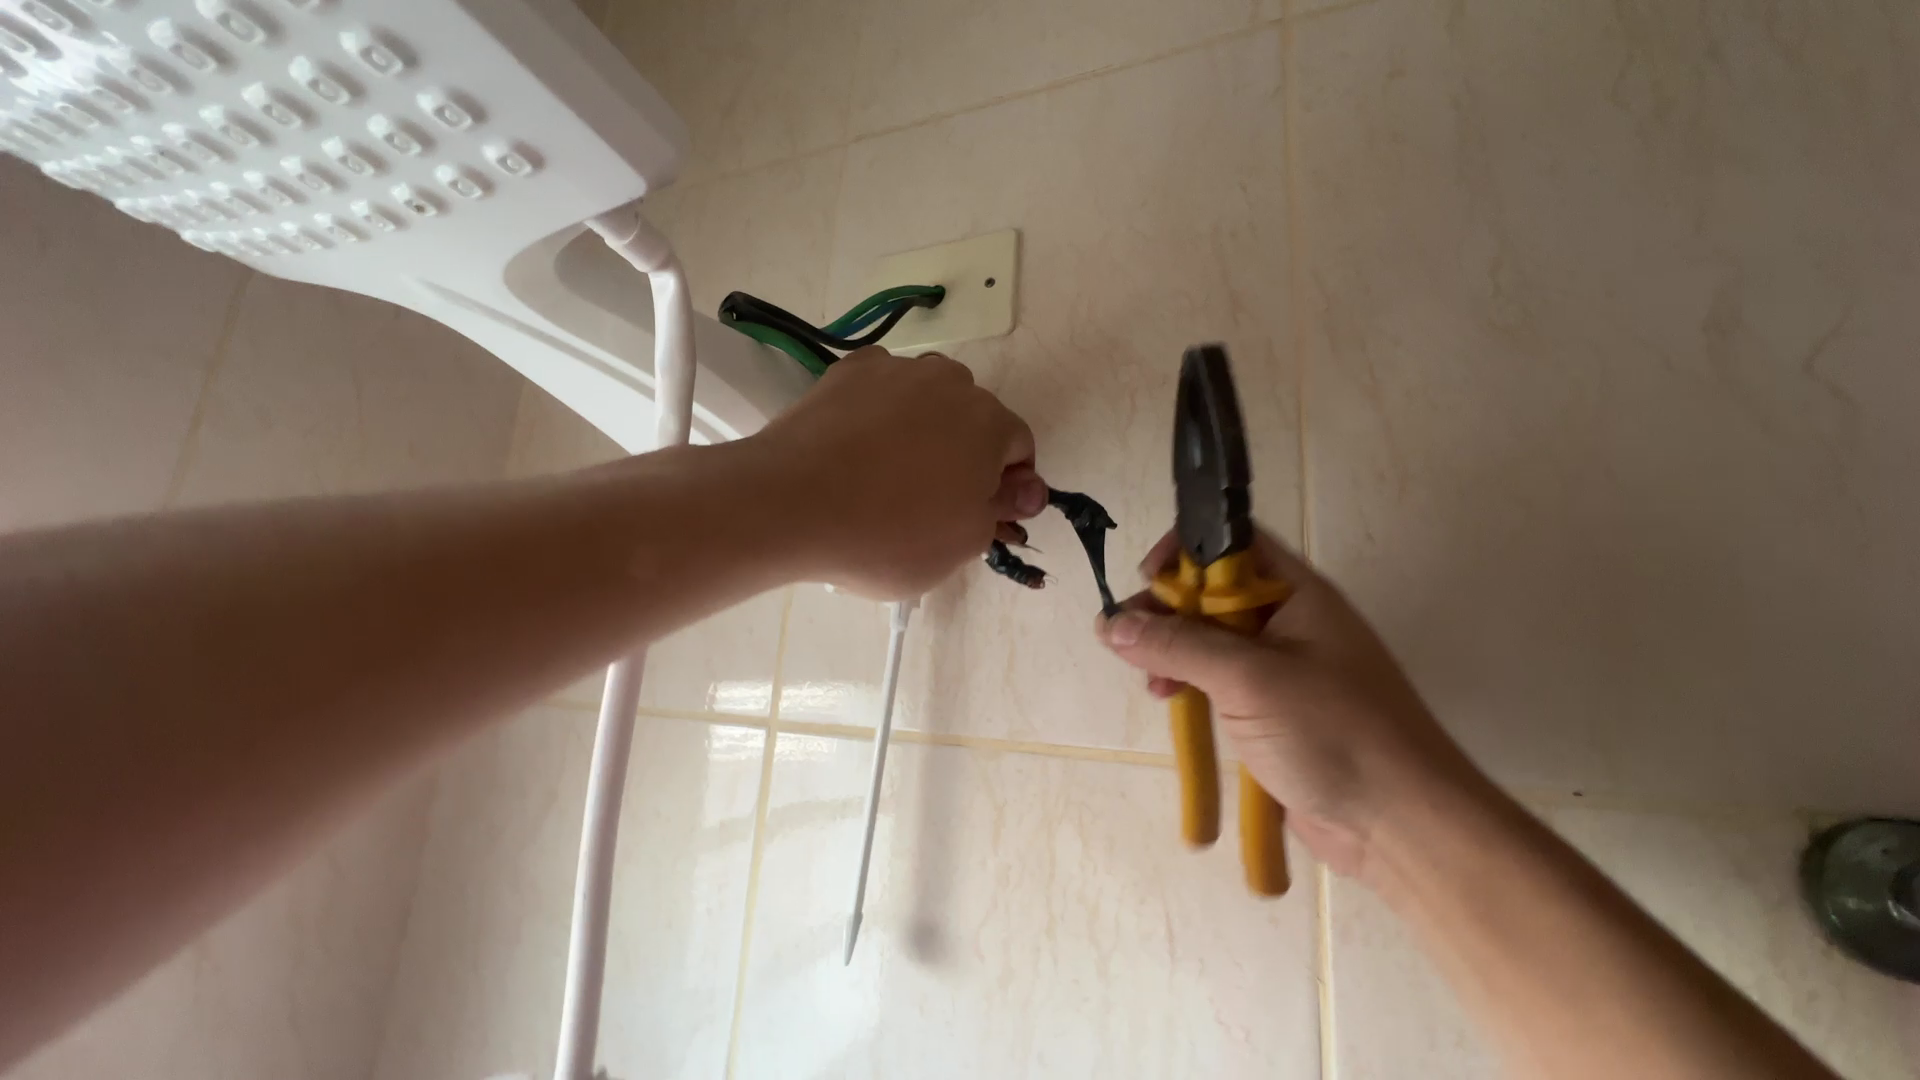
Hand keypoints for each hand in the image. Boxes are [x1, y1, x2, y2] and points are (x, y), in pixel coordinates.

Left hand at [749, 347, 1045, 598]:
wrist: (789, 504)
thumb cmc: (889, 534)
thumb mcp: (963, 545)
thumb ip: (1001, 511)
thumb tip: (1022, 488)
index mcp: (990, 422)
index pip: (1019, 449)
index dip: (1008, 486)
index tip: (982, 516)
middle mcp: (948, 382)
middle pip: (973, 419)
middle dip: (966, 454)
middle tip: (933, 499)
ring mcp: (894, 371)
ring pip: (926, 399)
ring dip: (924, 429)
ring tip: (888, 474)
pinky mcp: (846, 372)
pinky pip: (880, 392)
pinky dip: (878, 414)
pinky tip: (856, 449)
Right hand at [1096, 527, 1482, 878]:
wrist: (1401, 823)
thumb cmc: (1334, 732)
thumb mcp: (1250, 679)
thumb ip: (1179, 645)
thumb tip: (1111, 623)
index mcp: (1297, 594)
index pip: (1234, 544)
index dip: (1187, 550)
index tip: (1147, 579)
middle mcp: (1288, 622)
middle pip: (1213, 593)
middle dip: (1167, 610)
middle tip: (1129, 639)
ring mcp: (1280, 670)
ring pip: (1210, 640)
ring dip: (1172, 652)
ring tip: (1152, 682)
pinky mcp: (1271, 712)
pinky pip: (1218, 683)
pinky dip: (1189, 686)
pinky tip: (1169, 701)